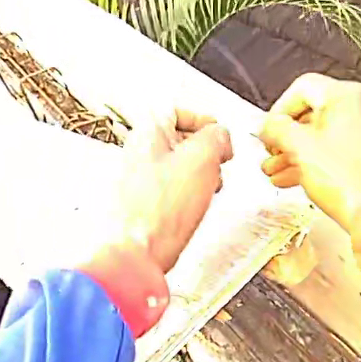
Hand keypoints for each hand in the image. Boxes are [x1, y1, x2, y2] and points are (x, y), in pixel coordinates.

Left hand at [110, 108, 234, 271]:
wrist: (140, 251)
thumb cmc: (161, 209)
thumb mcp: (203, 158)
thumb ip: (217, 137)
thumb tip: (221, 136)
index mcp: (147, 133)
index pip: (176, 109)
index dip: (202, 119)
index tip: (218, 134)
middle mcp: (139, 153)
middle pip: (179, 138)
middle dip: (205, 150)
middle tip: (218, 162)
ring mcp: (140, 179)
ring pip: (178, 165)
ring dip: (201, 174)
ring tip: (210, 187)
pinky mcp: (146, 203)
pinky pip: (173, 189)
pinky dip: (190, 193)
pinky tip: (197, 206)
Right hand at [257, 74, 360, 278]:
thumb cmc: (344, 177)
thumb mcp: (299, 148)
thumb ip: (276, 130)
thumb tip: (267, 126)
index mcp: (346, 96)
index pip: (301, 90)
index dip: (278, 111)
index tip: (267, 132)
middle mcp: (360, 108)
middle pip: (311, 114)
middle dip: (284, 137)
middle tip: (269, 154)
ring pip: (321, 136)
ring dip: (293, 153)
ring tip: (273, 172)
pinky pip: (335, 151)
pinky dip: (312, 162)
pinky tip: (291, 179)